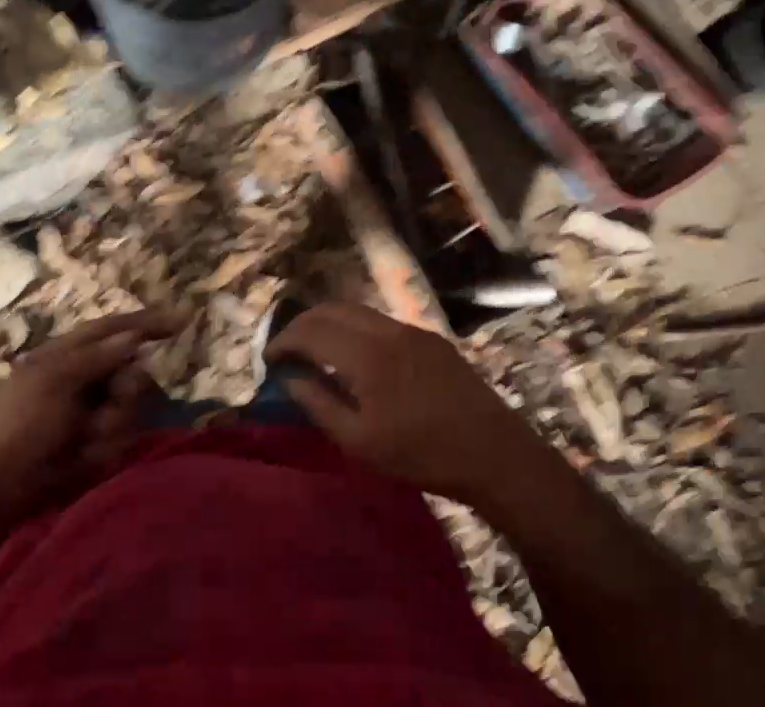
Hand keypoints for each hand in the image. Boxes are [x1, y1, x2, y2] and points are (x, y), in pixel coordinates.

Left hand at [0, 310, 181, 511]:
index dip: (147, 323)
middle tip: (102, 413)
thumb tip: (133, 338)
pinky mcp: (93, 445)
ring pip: (128, 408)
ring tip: (82, 444)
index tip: (183, 319)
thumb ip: (96, 356)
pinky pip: (119, 438)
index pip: (112, 329)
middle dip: (123, 393)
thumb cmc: (18, 424)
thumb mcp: (54, 380)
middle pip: (130, 372)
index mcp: (64, 354)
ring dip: (110, 426)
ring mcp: (88, 414)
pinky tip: (81, 459)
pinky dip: (104, 448)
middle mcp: (81, 379)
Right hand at [265, 302, 523, 503]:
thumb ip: (317, 404)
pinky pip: (380, 321)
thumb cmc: (422, 456)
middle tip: (286, 351)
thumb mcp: (359, 442)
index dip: (283, 341)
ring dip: (328, 324)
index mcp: (368, 355)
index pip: (310, 331)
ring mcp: (413, 330)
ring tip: (314, 352)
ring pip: (357, 311)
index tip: (268, 360)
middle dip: (301, 325)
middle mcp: (388, 330)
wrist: (496, 455)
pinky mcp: (431, 339)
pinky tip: (353, 358)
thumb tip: (289, 378)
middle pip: (331, 309)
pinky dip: (354, 329)